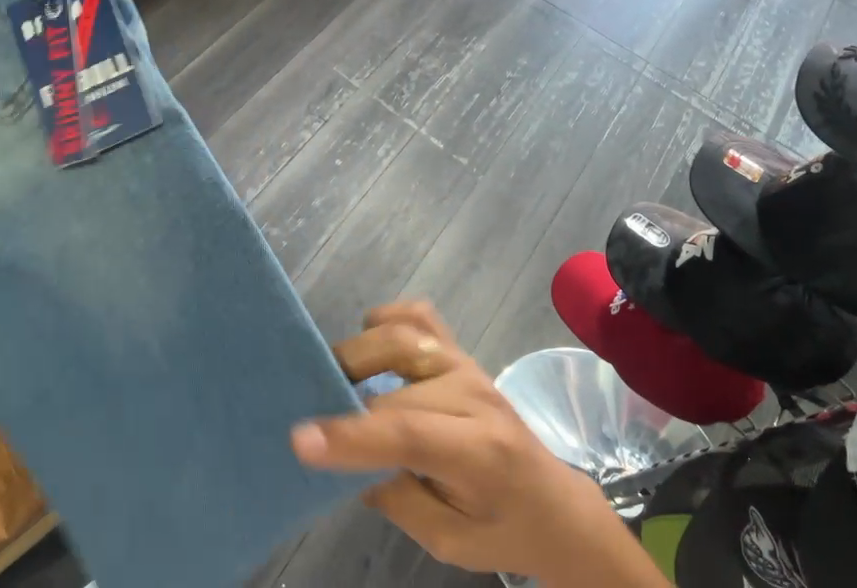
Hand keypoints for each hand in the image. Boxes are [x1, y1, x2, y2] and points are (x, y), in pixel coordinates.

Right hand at [293, 303, 665, 585]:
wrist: (556, 504)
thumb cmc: (503, 530)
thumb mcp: (448, 540)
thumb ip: (395, 497)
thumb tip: (346, 456)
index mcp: (479, 452)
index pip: (408, 433)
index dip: (352, 435)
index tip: (300, 440)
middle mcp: (475, 397)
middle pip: (392, 390)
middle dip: (345, 407)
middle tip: (317, 424)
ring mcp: (467, 366)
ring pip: (400, 337)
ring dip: (358, 356)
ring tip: (335, 381)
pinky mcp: (461, 353)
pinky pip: (418, 316)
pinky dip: (386, 320)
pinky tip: (368, 341)